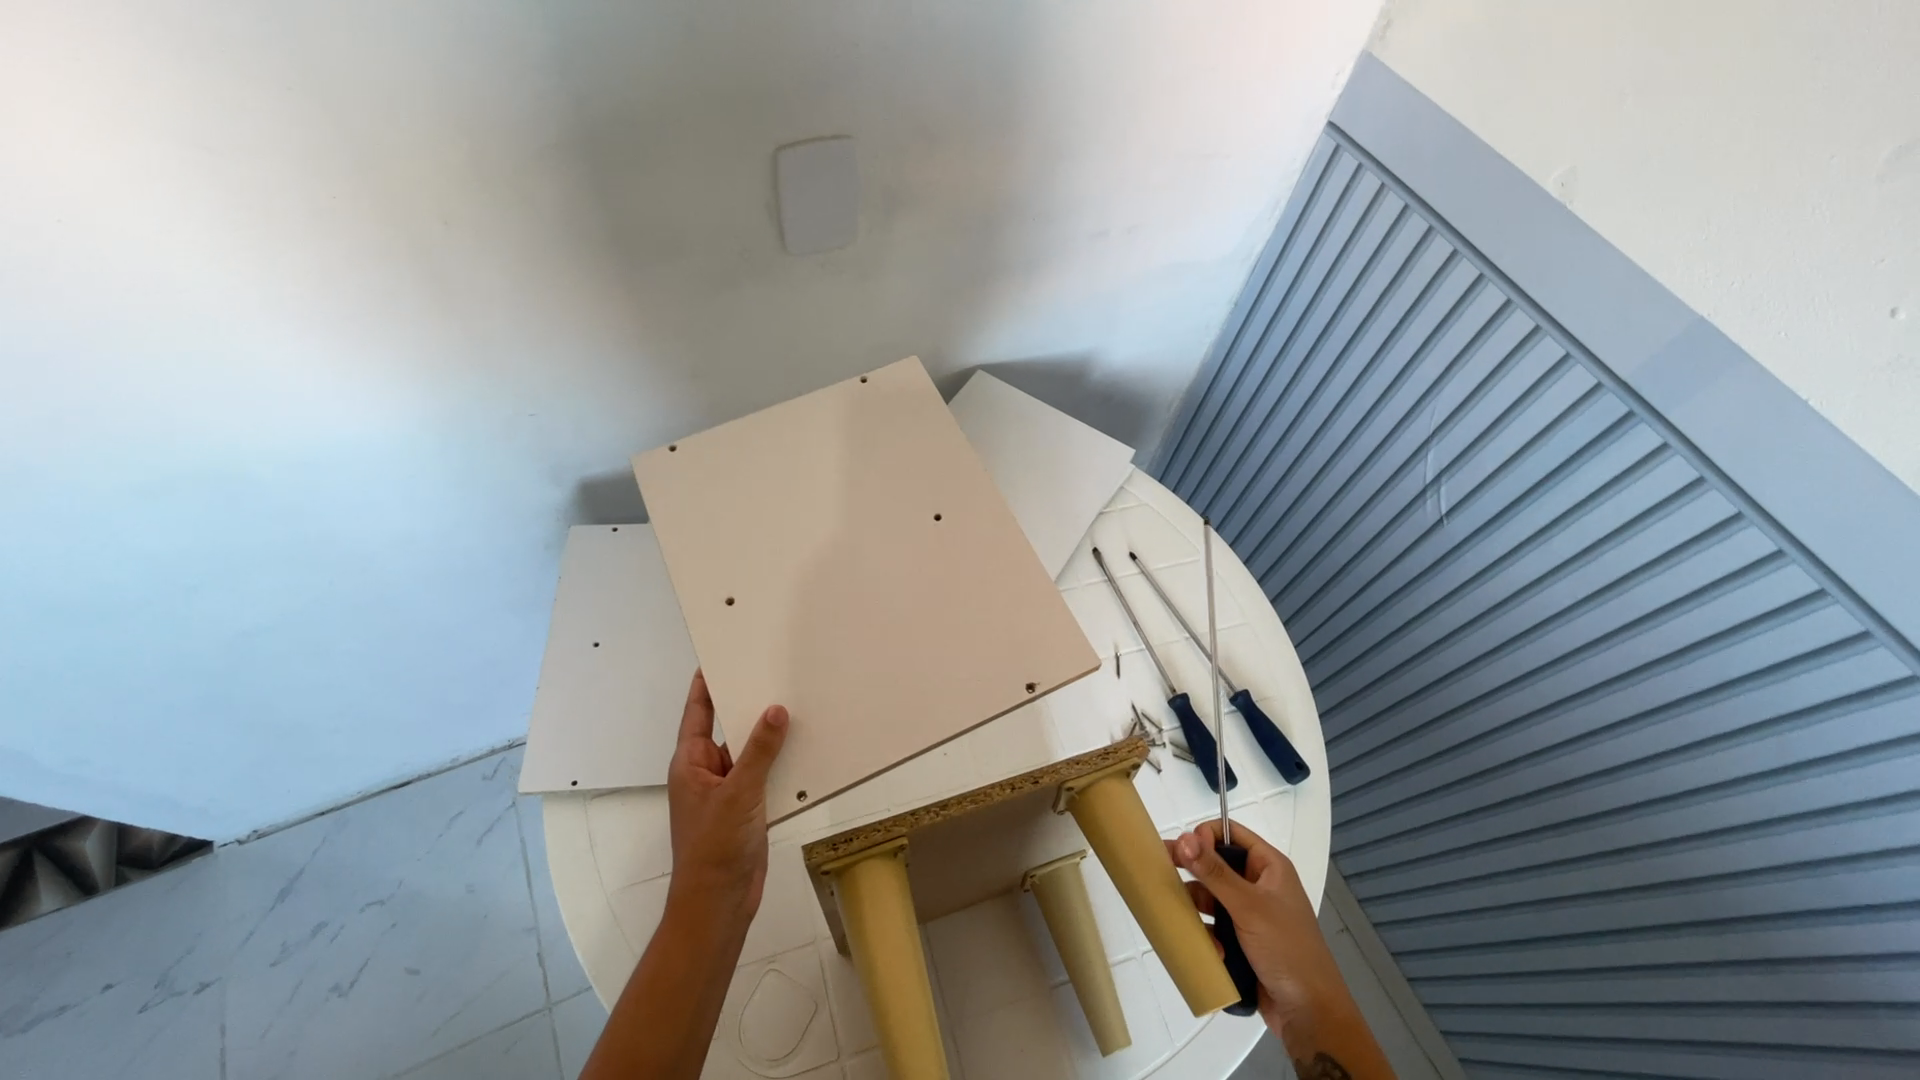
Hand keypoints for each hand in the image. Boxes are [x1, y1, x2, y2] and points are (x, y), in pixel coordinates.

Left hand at [665, 670, 789, 923]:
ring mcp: (728, 791)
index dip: (706, 684)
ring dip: (769, 736)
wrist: (719, 902)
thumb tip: (776, 710)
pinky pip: (765, 775)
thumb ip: (760, 751)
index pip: (697, 712)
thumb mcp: (739, 793)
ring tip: (796, 705)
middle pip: (727, 728)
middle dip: (748, 704)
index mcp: (690, 763)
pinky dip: (781, 763)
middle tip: (773, 673)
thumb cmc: (715, 847)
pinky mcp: (747, 808)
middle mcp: (707, 771)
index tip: (720, 655)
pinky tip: (805, 749)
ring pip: (750, 752)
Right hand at [1166, 820, 1353, 1044]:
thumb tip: (1184, 837)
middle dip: (1191, 871)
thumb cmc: (1286, 949)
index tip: (1182, 849)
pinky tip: (1210, 949)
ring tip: (1179, 914)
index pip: (1231, 834)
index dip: (1205, 836)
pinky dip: (1207, 933)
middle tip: (1160, 870)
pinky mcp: (1242, 940)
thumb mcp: (1248, 906)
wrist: (1309, 1013)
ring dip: (1197, 907)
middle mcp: (1259, 885)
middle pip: (1216, 865)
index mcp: (1269, 867)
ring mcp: (1251, 914)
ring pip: (1211, 897)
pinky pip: (1214, 925)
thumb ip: (1214, 872)